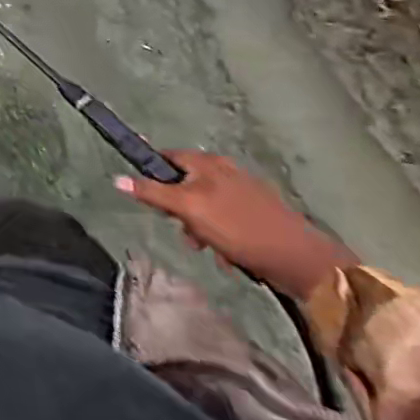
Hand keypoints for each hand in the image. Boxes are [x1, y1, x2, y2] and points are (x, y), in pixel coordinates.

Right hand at [116, 151, 358, 298]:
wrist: (303, 262)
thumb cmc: (239, 228)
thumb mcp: (187, 209)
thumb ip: (151, 192)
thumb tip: (116, 178)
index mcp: (209, 163)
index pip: (165, 157)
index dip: (151, 175)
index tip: (148, 197)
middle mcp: (226, 172)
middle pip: (184, 184)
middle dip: (178, 209)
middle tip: (182, 228)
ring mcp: (246, 193)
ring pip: (204, 205)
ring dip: (199, 226)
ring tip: (206, 246)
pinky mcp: (260, 215)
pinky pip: (226, 220)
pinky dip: (221, 235)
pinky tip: (226, 253)